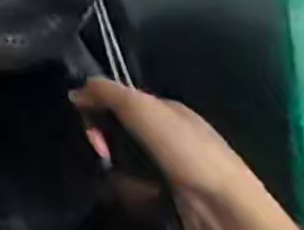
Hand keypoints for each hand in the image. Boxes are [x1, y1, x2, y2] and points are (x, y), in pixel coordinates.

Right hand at [72, 79, 295, 229]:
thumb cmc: (185, 150)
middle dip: (104, 136)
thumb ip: (103, 90)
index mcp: (170, 110)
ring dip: (115, 165)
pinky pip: (137, 186)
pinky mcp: (173, 198)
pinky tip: (134, 192)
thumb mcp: (139, 105)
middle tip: (101, 148)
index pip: (122, 98)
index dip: (100, 104)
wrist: (228, 213)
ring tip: (119, 174)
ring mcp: (175, 169)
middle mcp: (173, 136)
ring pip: (126, 158)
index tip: (90, 119)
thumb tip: (75, 93)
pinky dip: (130, 189)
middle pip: (121, 128)